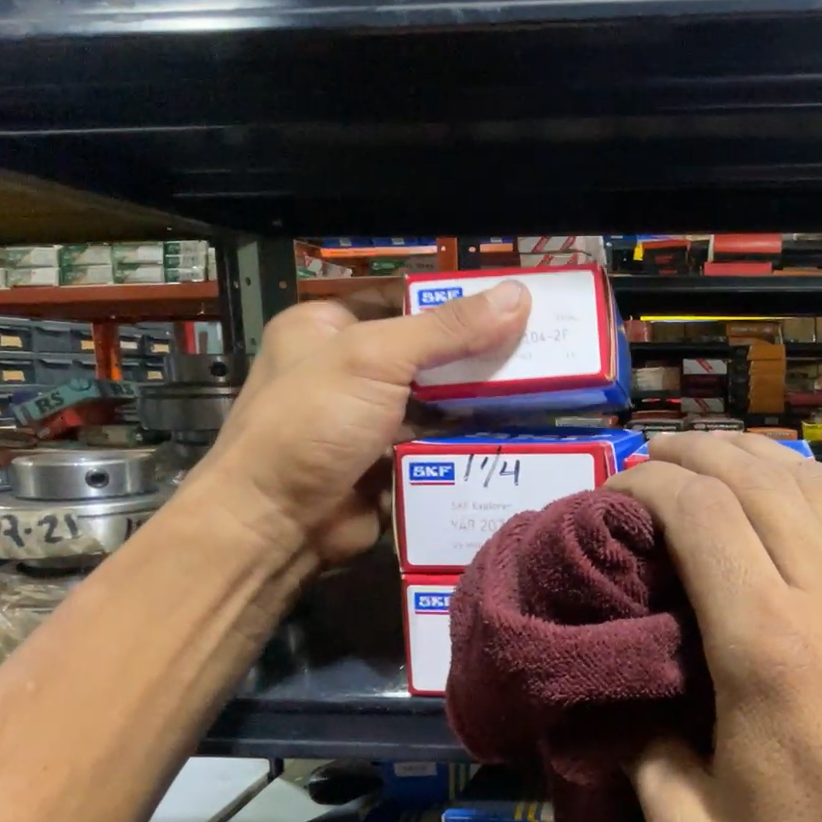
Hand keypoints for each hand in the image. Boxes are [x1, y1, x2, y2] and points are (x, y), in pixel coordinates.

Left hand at [176, 279, 529, 564]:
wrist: (275, 526)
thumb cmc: (310, 425)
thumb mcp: (375, 359)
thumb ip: (447, 328)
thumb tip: (517, 295)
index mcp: (329, 328)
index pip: (405, 300)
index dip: (458, 301)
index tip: (516, 303)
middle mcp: (351, 370)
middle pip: (430, 352)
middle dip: (480, 353)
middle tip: (544, 348)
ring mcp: (373, 420)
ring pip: (440, 401)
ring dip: (482, 400)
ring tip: (545, 389)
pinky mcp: (393, 463)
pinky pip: (442, 444)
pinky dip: (472, 440)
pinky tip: (520, 431)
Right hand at [605, 431, 821, 821]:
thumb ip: (645, 763)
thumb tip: (625, 711)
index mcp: (766, 641)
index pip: (700, 512)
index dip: (648, 484)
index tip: (614, 493)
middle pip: (756, 478)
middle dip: (694, 453)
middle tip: (648, 460)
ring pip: (817, 486)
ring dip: (759, 455)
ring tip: (714, 453)